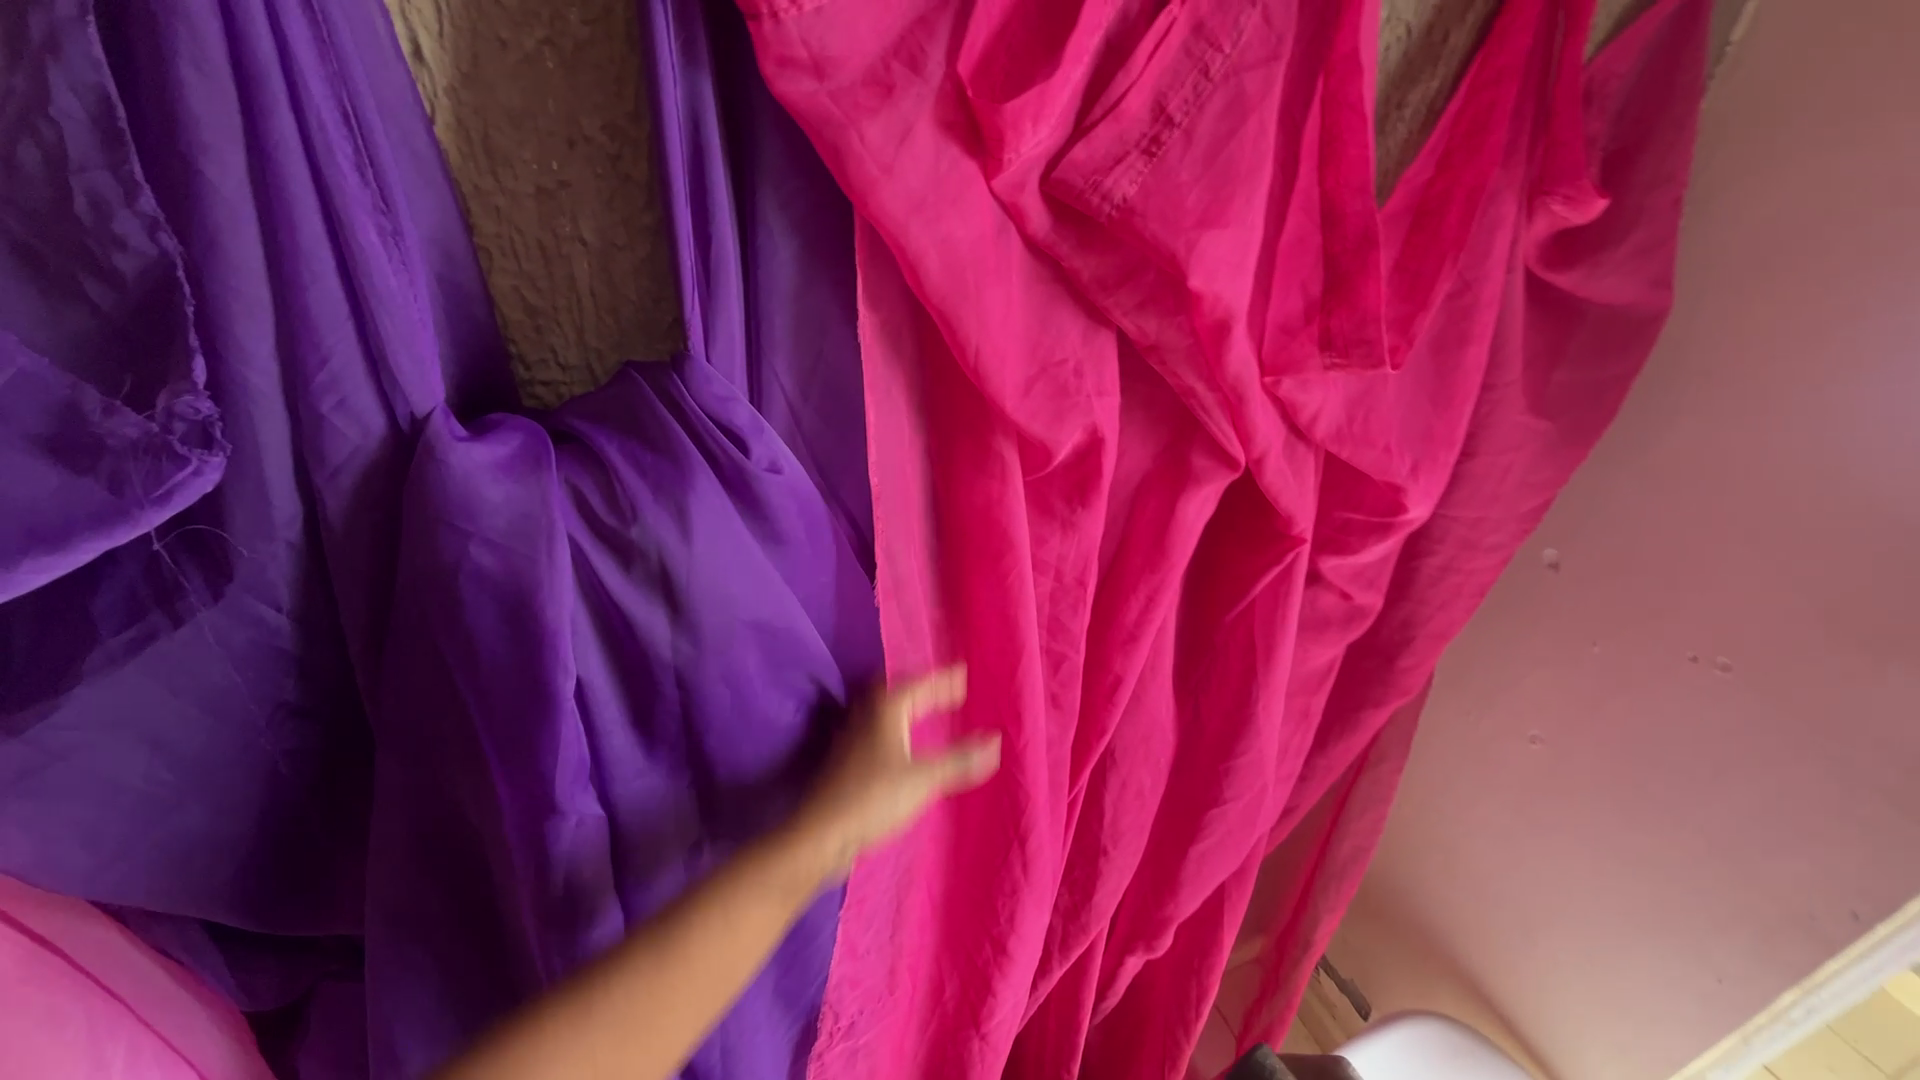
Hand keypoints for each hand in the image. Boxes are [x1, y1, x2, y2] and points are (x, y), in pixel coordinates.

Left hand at [791, 665, 1000, 878]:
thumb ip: (959, 761)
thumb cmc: (873, 799)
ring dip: (907, 706)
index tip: (963, 673)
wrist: (822, 832)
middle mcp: (865, 715)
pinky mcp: (845, 759)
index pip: (917, 684)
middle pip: (897, 692)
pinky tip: (903, 742)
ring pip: (883, 710)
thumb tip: (995, 743)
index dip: (941, 679)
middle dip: (924, 688)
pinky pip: (877, 728)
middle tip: (949, 690)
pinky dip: (897, 725)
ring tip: (928, 709)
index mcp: (885, 710)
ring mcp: (851, 736)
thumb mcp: (923, 779)